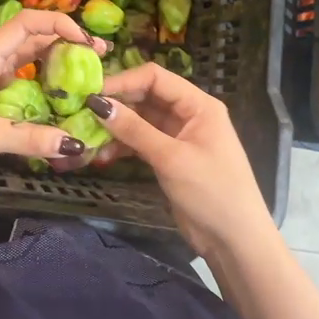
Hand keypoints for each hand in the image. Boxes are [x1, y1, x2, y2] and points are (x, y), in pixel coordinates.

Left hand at [0, 10, 110, 187]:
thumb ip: (27, 138)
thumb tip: (74, 142)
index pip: (23, 26)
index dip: (55, 24)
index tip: (85, 40)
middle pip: (31, 44)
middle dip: (65, 44)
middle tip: (100, 57)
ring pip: (29, 71)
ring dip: (57, 70)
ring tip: (90, 79)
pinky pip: (24, 98)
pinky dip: (45, 99)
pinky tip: (66, 109)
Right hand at [93, 62, 270, 255]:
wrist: (235, 241)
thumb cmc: (212, 192)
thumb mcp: (171, 158)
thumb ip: (134, 130)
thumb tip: (98, 104)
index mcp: (198, 105)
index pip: (155, 78)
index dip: (123, 81)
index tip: (92, 94)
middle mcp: (188, 115)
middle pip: (145, 97)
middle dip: (116, 104)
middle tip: (82, 114)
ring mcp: (178, 137)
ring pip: (140, 121)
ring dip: (116, 128)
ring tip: (88, 138)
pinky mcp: (169, 158)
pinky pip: (140, 142)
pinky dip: (122, 146)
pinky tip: (102, 156)